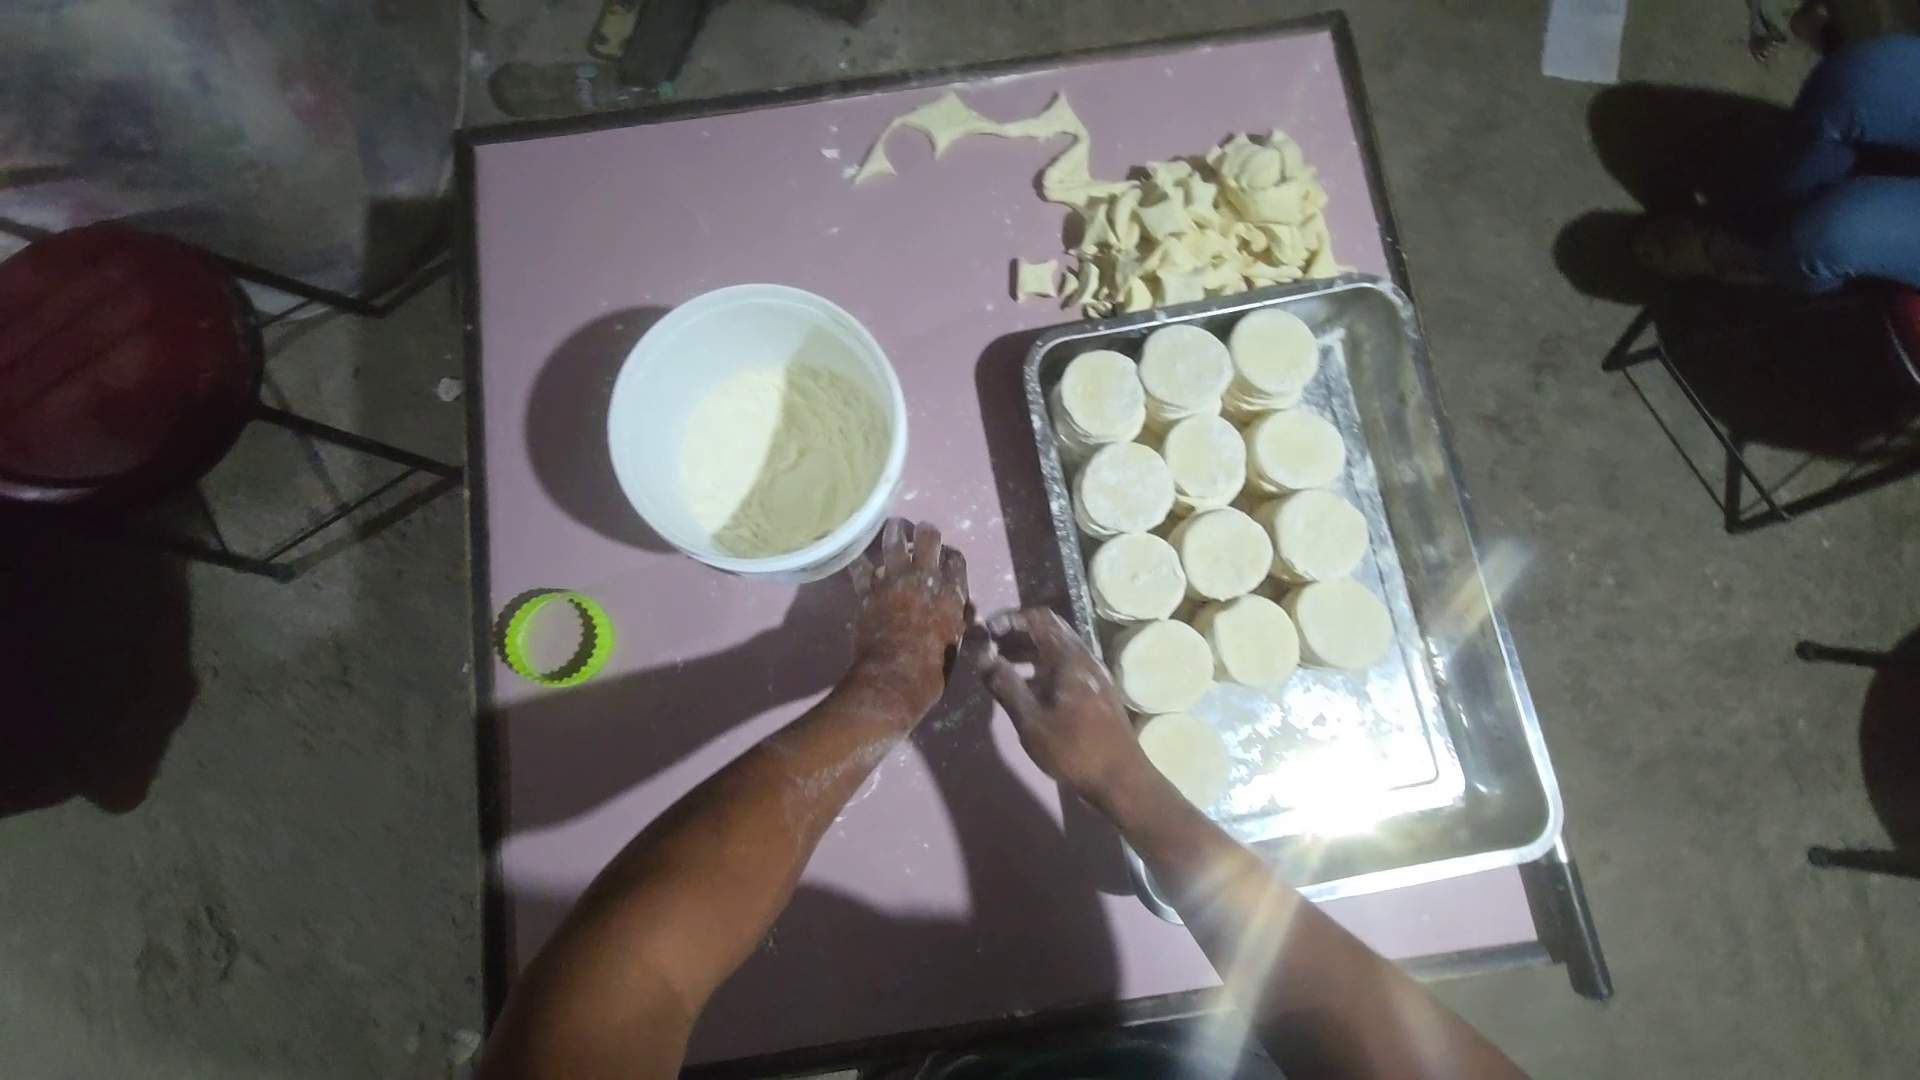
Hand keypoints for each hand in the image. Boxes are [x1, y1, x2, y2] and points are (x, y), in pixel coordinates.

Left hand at [847, 519, 968, 718]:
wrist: (894, 678)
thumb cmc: (932, 669)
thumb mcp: (955, 643)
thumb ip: (957, 618)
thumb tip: (964, 609)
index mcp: (951, 592)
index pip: (956, 560)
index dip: (952, 555)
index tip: (948, 556)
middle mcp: (924, 578)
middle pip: (928, 539)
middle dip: (926, 532)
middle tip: (922, 530)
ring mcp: (893, 581)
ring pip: (893, 541)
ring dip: (895, 531)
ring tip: (895, 527)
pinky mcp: (867, 590)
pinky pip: (861, 566)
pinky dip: (861, 560)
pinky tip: (860, 555)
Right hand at [977, 607, 1145, 799]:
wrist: (1121, 780)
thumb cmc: (1074, 750)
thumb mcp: (1031, 721)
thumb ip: (1006, 685)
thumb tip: (984, 658)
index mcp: (1070, 657)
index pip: (1039, 618)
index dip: (1010, 619)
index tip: (986, 633)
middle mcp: (1085, 658)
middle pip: (1049, 630)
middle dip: (1017, 635)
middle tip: (991, 648)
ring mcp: (1094, 675)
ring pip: (1057, 650)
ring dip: (1029, 652)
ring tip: (1002, 669)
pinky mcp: (1097, 692)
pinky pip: (1065, 667)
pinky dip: (1043, 668)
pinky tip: (1027, 690)